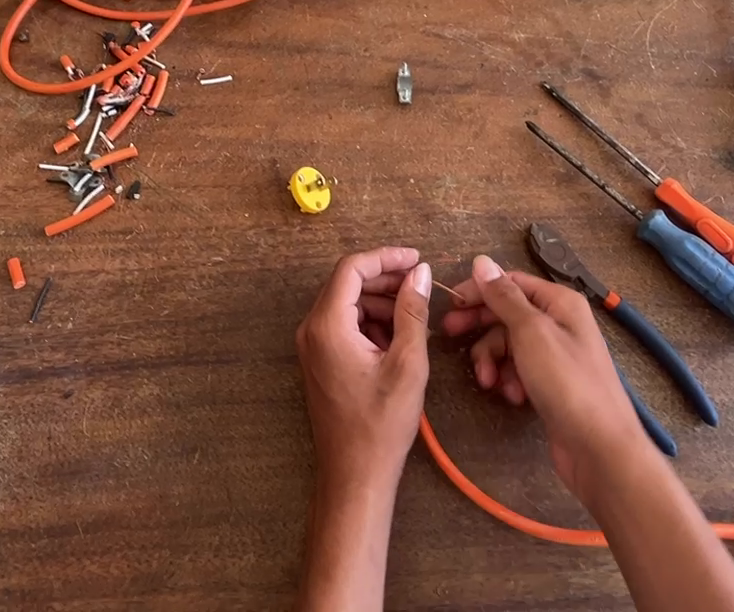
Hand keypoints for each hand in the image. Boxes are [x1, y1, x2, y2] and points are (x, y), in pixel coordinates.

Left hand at [295, 247, 432, 484]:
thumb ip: (412, 311)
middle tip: (421, 283)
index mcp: (327, 325)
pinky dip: (371, 322)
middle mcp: (312, 329)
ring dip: (381, 302)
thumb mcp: (407, 362)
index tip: (417, 259)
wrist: (354, 476)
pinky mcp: (320, 359)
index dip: (385, 258)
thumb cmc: (381, 424)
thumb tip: (420, 272)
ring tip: (416, 316)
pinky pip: (345, 324)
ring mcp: (312, 345)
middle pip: (348, 283)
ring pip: (349, 303)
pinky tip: (399, 337)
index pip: (352, 269)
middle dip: (386, 279)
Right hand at [440, 255, 648, 504]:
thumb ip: (503, 297)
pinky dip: (509, 379)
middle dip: (480, 327)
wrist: (600, 450)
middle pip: (507, 313)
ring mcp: (556, 354)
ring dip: (493, 359)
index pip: (509, 282)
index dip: (478, 290)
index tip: (449, 304)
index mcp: (558, 302)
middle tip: (449, 335)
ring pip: (509, 344)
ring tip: (489, 382)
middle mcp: (559, 322)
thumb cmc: (566, 382)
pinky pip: (519, 369)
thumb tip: (481, 261)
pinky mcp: (551, 383)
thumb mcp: (530, 333)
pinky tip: (511, 396)